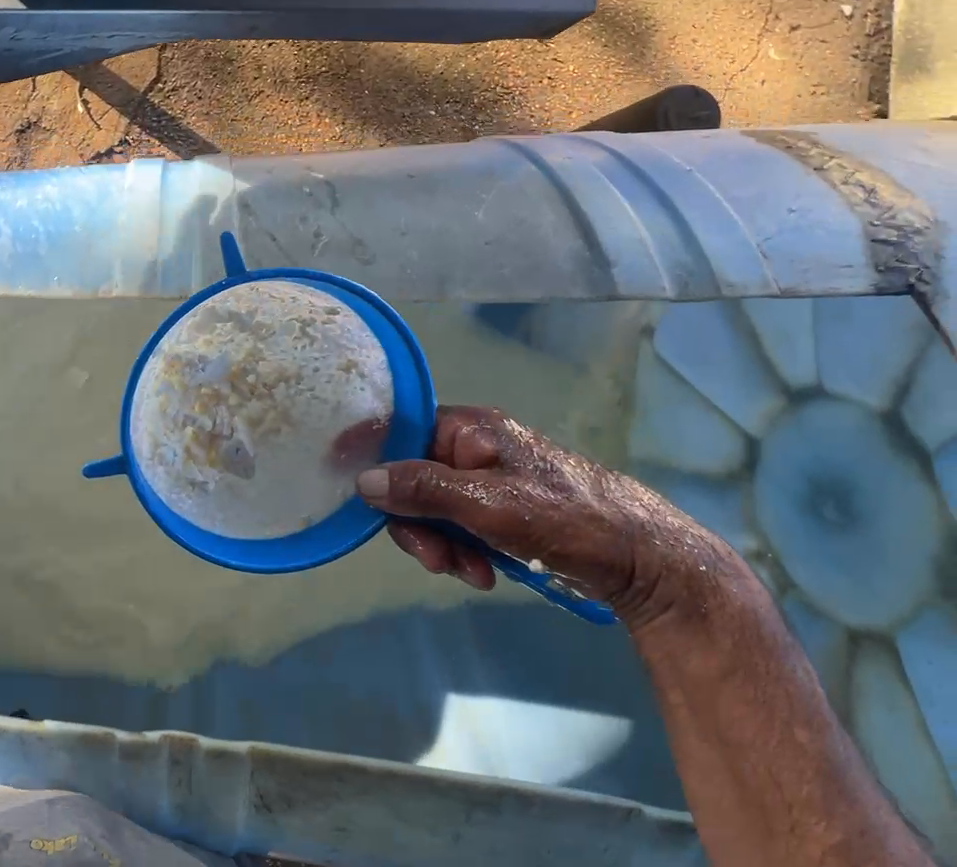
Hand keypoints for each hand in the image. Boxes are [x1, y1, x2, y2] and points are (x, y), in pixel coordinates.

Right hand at [355, 405, 742, 629]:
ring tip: (468, 573)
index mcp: (469, 429)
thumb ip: (421, 488)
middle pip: (410, 478)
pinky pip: (457, 526)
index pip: (398, 431)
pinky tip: (483, 573)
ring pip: (431, 508)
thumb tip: (361, 480)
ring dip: (440, 545)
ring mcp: (487, 479)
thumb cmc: (568, 520)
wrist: (649, 563)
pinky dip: (462, 551)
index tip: (353, 496)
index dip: (372, 459)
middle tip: (434, 561)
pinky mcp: (501, 510)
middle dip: (416, 524)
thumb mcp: (486, 504)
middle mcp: (473, 447)